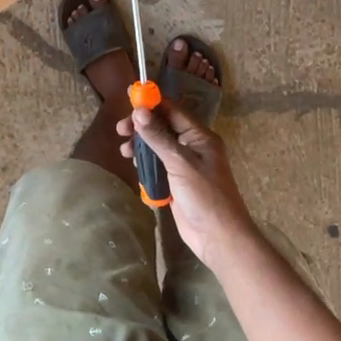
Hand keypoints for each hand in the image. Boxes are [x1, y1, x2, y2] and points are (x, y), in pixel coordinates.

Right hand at [118, 103, 255, 269]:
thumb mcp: (180, 163)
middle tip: (120, 131)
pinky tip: (135, 167)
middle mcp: (192, 147)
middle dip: (142, 127)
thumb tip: (139, 111)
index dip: (151, 104)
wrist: (219, 239)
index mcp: (199, 136)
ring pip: (158, 147)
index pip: (172, 111)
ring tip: (124, 152)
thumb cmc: (204, 196)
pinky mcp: (177, 183)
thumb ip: (158, 136)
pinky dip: (146, 164)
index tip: (128, 102)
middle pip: (162, 127)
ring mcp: (184, 166)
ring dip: (141, 146)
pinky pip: (158, 165)